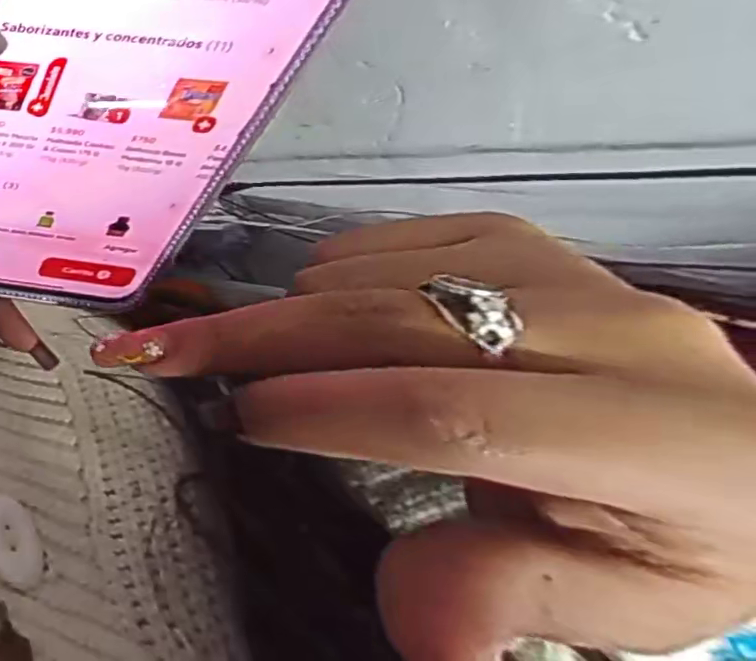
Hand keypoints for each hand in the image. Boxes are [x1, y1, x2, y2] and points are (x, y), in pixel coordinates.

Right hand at [92, 213, 755, 659]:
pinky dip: (322, 277)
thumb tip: (418, 637)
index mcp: (660, 441)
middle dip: (250, 338)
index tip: (238, 421)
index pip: (448, 413)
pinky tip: (334, 317)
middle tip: (156, 351)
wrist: (721, 434)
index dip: (322, 413)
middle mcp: (612, 332)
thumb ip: (508, 600)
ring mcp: (555, 267)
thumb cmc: (669, 526)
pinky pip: (372, 243)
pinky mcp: (509, 235)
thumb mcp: (624, 602)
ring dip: (289, 316)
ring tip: (276, 362)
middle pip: (380, 324)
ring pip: (363, 279)